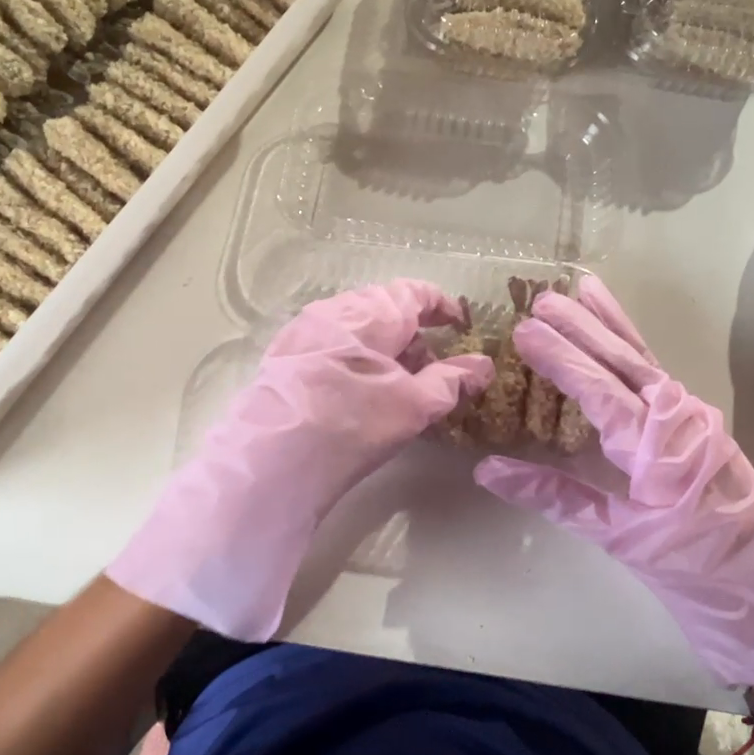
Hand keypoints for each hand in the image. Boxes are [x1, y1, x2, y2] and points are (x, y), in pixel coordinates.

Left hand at [107, 280, 493, 640]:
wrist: (272, 462)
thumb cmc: (352, 424)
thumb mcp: (413, 406)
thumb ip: (451, 381)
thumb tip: (482, 366)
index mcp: (370, 311)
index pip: (415, 292)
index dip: (443, 308)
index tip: (460, 328)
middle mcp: (333, 310)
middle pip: (383, 309)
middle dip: (413, 334)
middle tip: (433, 368)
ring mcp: (302, 332)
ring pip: (354, 329)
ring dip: (382, 349)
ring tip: (399, 387)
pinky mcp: (282, 359)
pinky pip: (330, 346)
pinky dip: (354, 360)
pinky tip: (359, 395)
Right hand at [473, 277, 753, 687]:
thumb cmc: (701, 570)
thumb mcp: (624, 539)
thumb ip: (558, 497)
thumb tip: (489, 469)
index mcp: (660, 446)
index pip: (601, 390)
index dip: (561, 359)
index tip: (524, 330)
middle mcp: (680, 420)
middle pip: (625, 363)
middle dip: (584, 329)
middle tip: (542, 299)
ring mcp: (693, 421)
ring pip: (645, 362)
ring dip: (612, 328)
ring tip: (583, 293)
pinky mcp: (698, 430)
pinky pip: (659, 379)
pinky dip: (634, 352)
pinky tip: (619, 341)